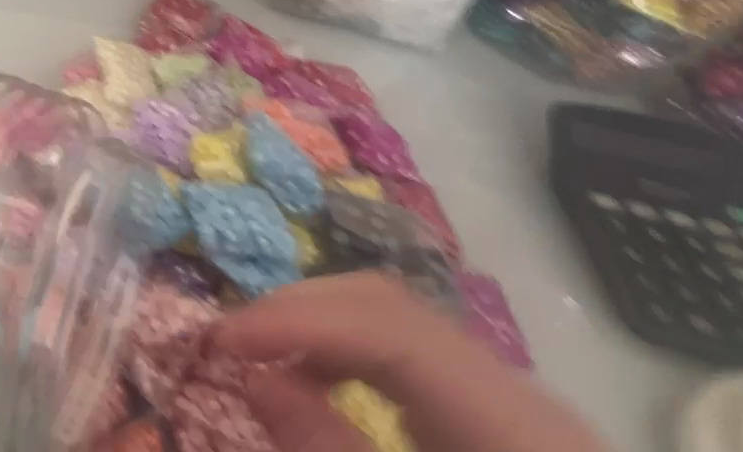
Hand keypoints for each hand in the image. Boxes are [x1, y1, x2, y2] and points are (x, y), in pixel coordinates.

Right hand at [214, 272, 607, 451]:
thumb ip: (327, 451)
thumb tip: (254, 377)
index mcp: (517, 432)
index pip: (390, 331)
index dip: (296, 321)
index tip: (222, 342)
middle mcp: (520, 398)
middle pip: (389, 305)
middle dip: (296, 309)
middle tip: (230, 342)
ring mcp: (511, 402)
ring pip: (393, 318)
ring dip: (313, 325)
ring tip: (259, 360)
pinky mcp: (496, 418)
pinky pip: (406, 353)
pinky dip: (343, 352)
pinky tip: (312, 383)